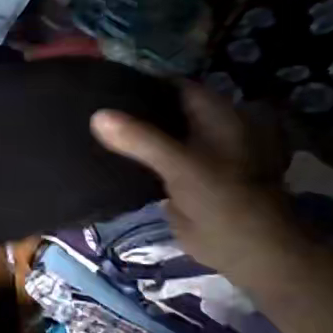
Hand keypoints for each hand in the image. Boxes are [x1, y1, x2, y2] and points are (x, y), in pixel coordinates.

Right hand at [91, 83, 314, 286]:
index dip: (140, 81)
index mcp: (213, 112)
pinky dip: (131, 159)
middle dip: (129, 108)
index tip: (103, 81)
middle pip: (159, 109)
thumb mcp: (180, 164)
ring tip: (86, 126)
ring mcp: (188, 154)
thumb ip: (140, 139)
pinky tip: (100, 156)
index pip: (170, 85)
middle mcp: (200, 127)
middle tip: (88, 103)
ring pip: (153, 136)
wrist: (246, 251)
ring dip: (128, 135)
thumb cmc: (224, 199)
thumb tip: (97, 115)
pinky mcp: (178, 179)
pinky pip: (149, 162)